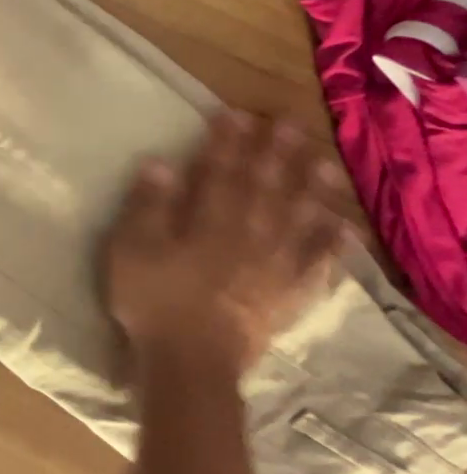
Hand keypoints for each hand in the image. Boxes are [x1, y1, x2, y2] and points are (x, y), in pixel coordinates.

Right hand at [102, 111, 347, 374]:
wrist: (190, 360)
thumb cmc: (149, 296)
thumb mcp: (131, 247)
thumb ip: (149, 205)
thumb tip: (162, 162)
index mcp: (208, 223)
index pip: (219, 173)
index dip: (226, 142)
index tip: (233, 113)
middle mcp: (249, 237)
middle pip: (266, 189)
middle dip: (275, 154)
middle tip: (288, 123)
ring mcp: (275, 267)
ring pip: (299, 220)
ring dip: (311, 188)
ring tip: (322, 161)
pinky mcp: (289, 294)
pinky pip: (319, 264)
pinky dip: (333, 243)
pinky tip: (343, 226)